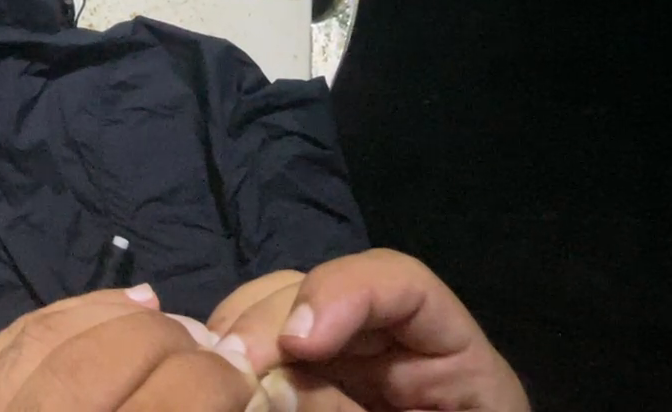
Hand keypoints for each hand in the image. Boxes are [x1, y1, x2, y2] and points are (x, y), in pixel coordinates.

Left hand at [0, 284, 260, 410]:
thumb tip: (223, 395)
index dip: (207, 382)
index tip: (238, 372)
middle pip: (98, 364)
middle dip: (165, 341)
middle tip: (208, 342)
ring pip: (51, 339)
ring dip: (115, 317)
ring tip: (163, 315)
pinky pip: (15, 336)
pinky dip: (66, 313)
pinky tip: (104, 308)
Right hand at [205, 249, 528, 411]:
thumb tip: (275, 387)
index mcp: (454, 365)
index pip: (400, 284)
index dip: (341, 290)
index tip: (298, 342)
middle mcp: (392, 345)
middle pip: (322, 290)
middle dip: (271, 320)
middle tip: (232, 363)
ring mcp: (345, 358)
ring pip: (280, 306)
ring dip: (243, 332)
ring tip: (218, 366)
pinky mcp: (307, 379)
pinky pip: (263, 345)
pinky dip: (235, 350)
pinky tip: (217, 370)